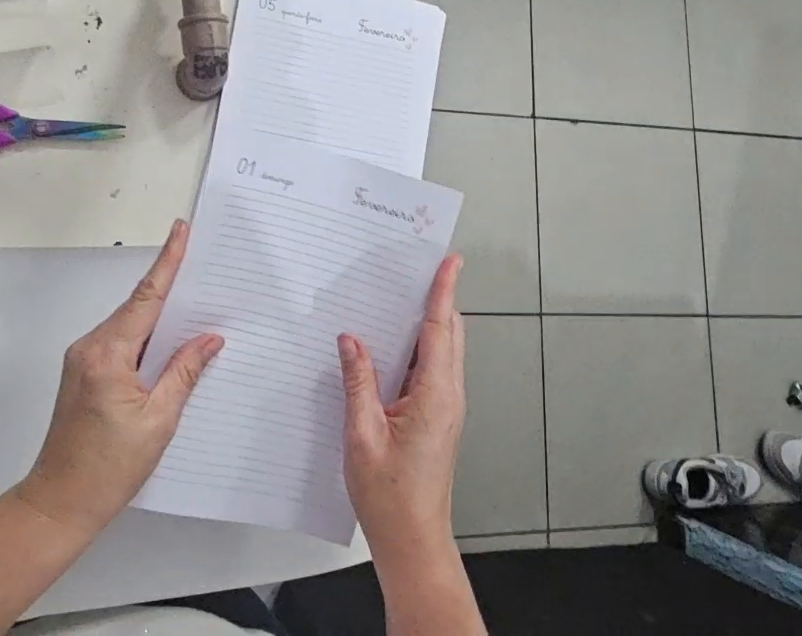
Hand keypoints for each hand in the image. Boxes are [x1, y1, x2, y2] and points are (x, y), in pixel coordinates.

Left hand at [14, 220, 222, 536]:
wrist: (59, 503)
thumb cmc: (107, 469)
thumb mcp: (158, 420)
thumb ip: (184, 372)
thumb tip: (209, 339)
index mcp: (108, 354)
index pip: (146, 298)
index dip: (168, 263)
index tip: (180, 231)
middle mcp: (90, 347)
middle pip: (137, 307)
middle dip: (170, 287)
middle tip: (202, 267)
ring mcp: (82, 359)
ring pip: (129, 325)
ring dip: (159, 317)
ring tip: (194, 307)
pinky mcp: (83, 372)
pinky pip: (120, 342)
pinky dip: (146, 338)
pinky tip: (169, 344)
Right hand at [338, 255, 465, 567]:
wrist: (413, 540)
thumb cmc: (390, 497)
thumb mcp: (362, 434)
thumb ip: (358, 381)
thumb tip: (351, 340)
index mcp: (435, 395)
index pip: (441, 329)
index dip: (443, 291)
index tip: (450, 261)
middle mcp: (448, 396)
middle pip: (449, 334)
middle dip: (438, 299)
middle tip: (421, 270)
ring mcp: (445, 407)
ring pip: (442, 351)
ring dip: (428, 323)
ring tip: (402, 299)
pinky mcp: (437, 418)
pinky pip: (432, 370)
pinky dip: (418, 348)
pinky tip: (392, 346)